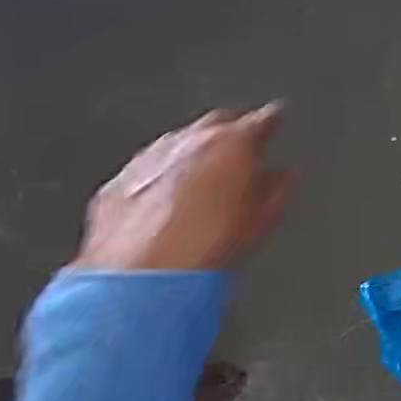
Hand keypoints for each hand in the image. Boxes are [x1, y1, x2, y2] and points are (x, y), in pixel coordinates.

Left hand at [74, 104, 292, 271]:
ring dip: (193, 158)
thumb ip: (276, 187)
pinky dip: (160, 181)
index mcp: (232, 142)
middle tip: (239, 157)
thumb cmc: (201, 250)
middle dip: (230, 135)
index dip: (273, 121)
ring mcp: (150, 158)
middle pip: (218, 124)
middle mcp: (190, 140)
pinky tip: (165, 207)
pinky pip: (147, 172)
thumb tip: (282, 176)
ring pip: (179, 145)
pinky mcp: (118, 183)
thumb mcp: (262, 221)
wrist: (138, 282)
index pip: (263, 119)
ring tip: (202, 189)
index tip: (277, 120)